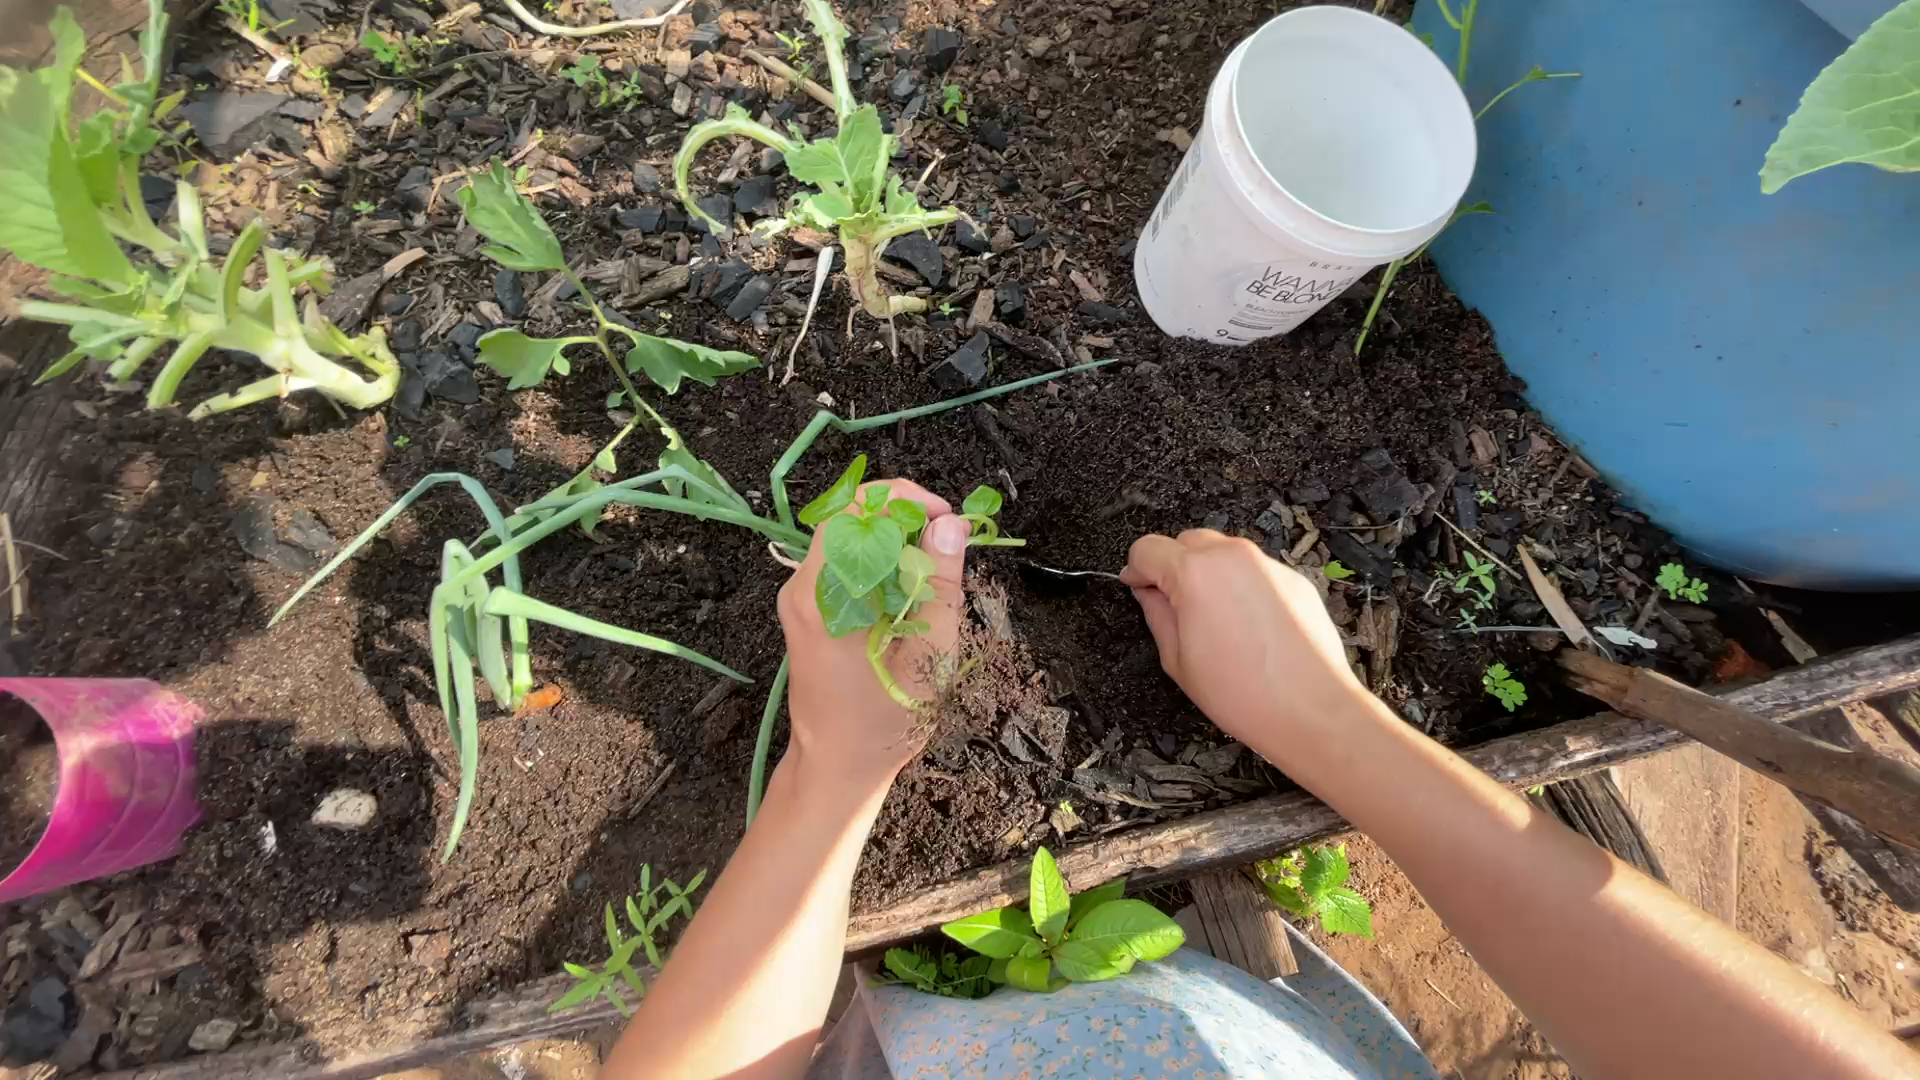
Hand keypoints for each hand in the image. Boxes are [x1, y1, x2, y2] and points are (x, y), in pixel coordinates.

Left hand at [776, 478, 970, 787]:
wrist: (836, 768)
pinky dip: (885, 563)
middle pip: (852, 519)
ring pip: (852, 539)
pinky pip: (848, 564)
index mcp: (823, 597)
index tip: (946, 518)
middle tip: (948, 542)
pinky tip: (913, 589)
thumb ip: (940, 586)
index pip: (854, 511)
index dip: (904, 500)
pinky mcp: (811, 609)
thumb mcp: (928, 657)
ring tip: (936, 567)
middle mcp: (802, 588)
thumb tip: (951, 524)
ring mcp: (803, 598)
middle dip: (906, 518)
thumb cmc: (884, 724)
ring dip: (898, 541)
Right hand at [1120, 529, 1364, 747]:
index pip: (1148, 548)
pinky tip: (1243, 625)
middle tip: (1170, 604)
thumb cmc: (1244, 693)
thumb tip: (1149, 594)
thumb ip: (1157, 615)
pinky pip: (1252, 570)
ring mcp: (1267, 565)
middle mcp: (1232, 557)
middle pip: (1186, 542)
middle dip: (1171, 566)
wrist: (1312, 710)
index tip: (1135, 585)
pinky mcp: (1293, 579)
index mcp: (1195, 573)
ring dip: (1205, 572)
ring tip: (1209, 618)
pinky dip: (1238, 585)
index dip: (1135, 569)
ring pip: (1221, 552)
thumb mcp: (1177, 659)